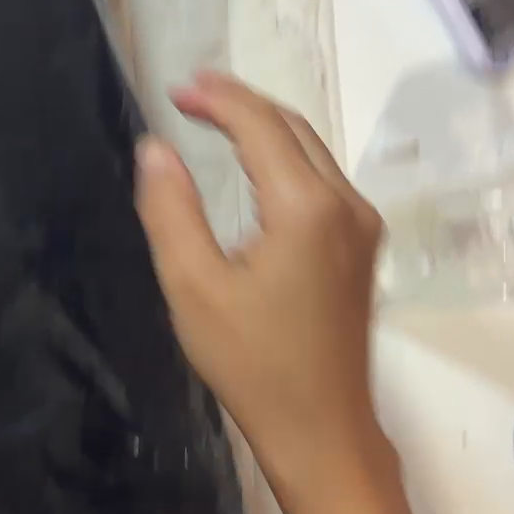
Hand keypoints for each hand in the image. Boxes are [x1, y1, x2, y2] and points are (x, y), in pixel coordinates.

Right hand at [133, 71, 388, 502]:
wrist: (319, 425)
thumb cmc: (248, 357)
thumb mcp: (191, 283)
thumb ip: (170, 209)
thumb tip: (154, 148)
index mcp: (306, 209)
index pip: (261, 128)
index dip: (218, 99)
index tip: (175, 88)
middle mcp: (345, 206)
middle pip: (294, 129)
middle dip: (240, 102)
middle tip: (187, 94)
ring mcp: (359, 227)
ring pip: (310, 151)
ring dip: (261, 126)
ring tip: (210, 116)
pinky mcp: (357, 247)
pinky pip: (318, 178)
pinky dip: (279, 154)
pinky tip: (251, 161)